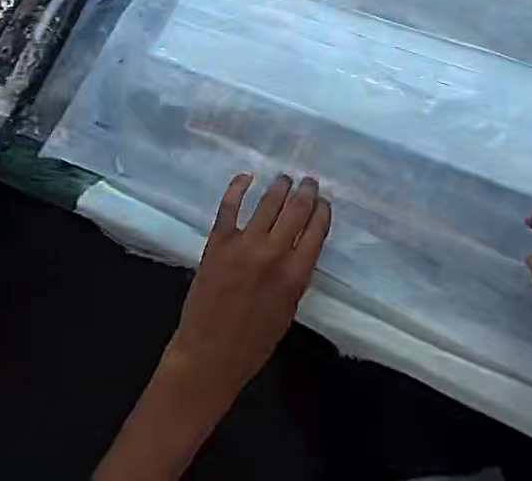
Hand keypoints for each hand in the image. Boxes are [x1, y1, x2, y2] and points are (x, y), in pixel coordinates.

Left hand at [94, 174, 330, 480]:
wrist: (208, 354)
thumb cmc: (253, 343)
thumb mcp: (288, 311)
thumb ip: (295, 276)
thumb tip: (299, 247)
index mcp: (295, 276)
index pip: (315, 232)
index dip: (321, 213)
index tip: (323, 202)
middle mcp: (273, 254)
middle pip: (295, 211)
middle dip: (305, 193)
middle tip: (309, 182)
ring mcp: (244, 244)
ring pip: (267, 203)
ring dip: (279, 186)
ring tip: (285, 178)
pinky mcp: (218, 240)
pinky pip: (230, 205)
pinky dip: (239, 187)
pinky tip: (247, 176)